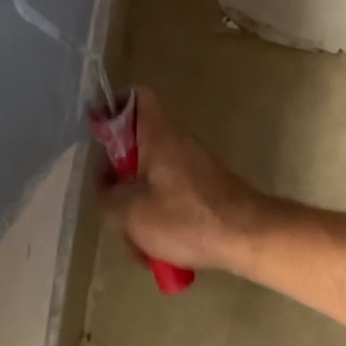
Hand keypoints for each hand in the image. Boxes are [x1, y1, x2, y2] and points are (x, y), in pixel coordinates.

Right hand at [96, 86, 267, 272]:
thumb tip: (105, 186)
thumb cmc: (185, 218)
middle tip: (114, 203)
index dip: (112, 108)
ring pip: (149, 174)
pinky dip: (157, 214)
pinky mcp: (200, 186)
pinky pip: (167, 191)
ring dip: (137, 203)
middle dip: (119, 175)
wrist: (246, 236)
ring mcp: (189, 163)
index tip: (99, 138)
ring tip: (136, 239)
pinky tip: (155, 248)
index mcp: (156, 132)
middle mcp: (174, 139)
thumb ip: (106, 196)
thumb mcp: (130, 213)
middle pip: (136, 143)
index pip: (134, 97)